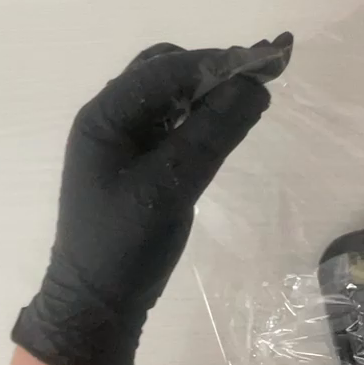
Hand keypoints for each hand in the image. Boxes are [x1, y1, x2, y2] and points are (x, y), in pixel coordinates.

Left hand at [12, 35, 290, 364]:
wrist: (97, 303)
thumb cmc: (125, 245)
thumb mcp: (170, 188)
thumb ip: (211, 134)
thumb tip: (255, 87)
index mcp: (106, 116)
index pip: (166, 69)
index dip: (218, 62)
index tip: (266, 62)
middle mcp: (112, 119)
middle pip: (166, 73)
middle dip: (214, 71)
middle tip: (261, 82)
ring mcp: (125, 142)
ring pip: (172, 98)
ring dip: (211, 93)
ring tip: (254, 98)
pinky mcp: (141, 164)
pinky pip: (175, 125)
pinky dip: (204, 118)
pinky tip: (230, 124)